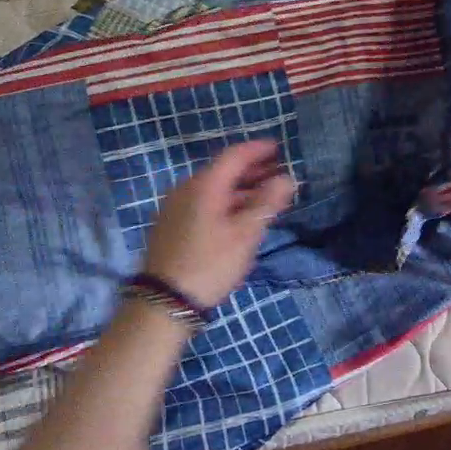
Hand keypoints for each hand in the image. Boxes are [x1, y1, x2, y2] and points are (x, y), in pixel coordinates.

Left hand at [142, 140, 295, 307]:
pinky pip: (203, 202)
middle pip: (223, 170)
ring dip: (240, 188)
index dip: (258, 149)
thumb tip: (287, 177)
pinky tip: (238, 216)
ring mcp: (175, 206)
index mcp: (204, 185)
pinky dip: (225, 201)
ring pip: (213, 188)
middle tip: (278, 171)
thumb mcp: (245, 234)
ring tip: (264, 196)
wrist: (164, 301)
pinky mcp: (171, 224)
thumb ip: (267, 202)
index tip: (279, 147)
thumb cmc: (210, 264)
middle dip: (252, 169)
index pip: (235, 155)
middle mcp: (186, 188)